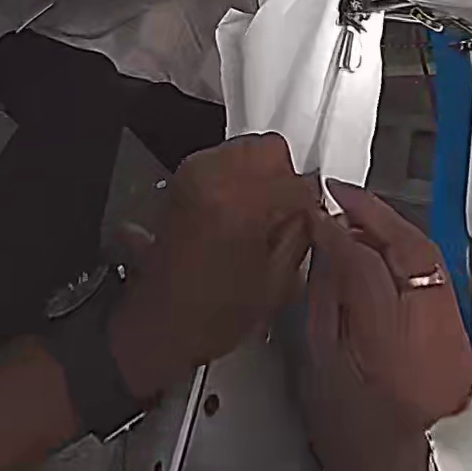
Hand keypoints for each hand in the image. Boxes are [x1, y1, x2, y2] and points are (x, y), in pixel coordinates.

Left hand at [108, 134, 314, 399]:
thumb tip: (313, 210)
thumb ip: (301, 236)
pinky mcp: (185, 176)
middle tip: (287, 208)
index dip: (310, 203)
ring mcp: (196, 174)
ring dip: (262, 172)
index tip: (311, 215)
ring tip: (262, 208)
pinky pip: (225, 155)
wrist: (158, 323)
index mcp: (241, 205)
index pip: (297, 183)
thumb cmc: (208, 315)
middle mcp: (215, 179)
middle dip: (285, 178)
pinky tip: (242, 205)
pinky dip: (239, 172)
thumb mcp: (275, 284)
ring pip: (248, 147)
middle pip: (271, 150)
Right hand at [302, 181, 471, 470]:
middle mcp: (432, 341)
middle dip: (374, 212)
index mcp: (389, 350)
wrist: (382, 462)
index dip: (339, 230)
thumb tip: (328, 234)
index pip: (366, 263)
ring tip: (358, 212)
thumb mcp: (318, 350)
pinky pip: (436, 272)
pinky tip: (383, 240)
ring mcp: (454, 339)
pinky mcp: (461, 336)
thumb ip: (326, 284)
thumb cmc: (345, 422)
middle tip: (343, 194)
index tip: (320, 213)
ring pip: (428, 254)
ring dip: (391, 225)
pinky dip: (408, 248)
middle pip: (410, 249)